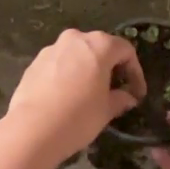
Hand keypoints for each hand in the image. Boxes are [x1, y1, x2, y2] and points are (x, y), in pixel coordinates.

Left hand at [3, 29, 145, 162]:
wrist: (32, 129)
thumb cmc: (78, 117)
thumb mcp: (106, 110)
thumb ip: (120, 99)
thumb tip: (127, 97)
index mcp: (98, 45)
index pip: (125, 51)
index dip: (135, 72)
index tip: (137, 93)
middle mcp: (74, 39)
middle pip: (99, 48)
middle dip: (110, 67)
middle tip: (115, 90)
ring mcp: (51, 49)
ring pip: (76, 54)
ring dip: (87, 69)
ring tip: (90, 93)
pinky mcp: (34, 63)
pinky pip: (58, 64)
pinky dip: (68, 75)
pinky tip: (67, 96)